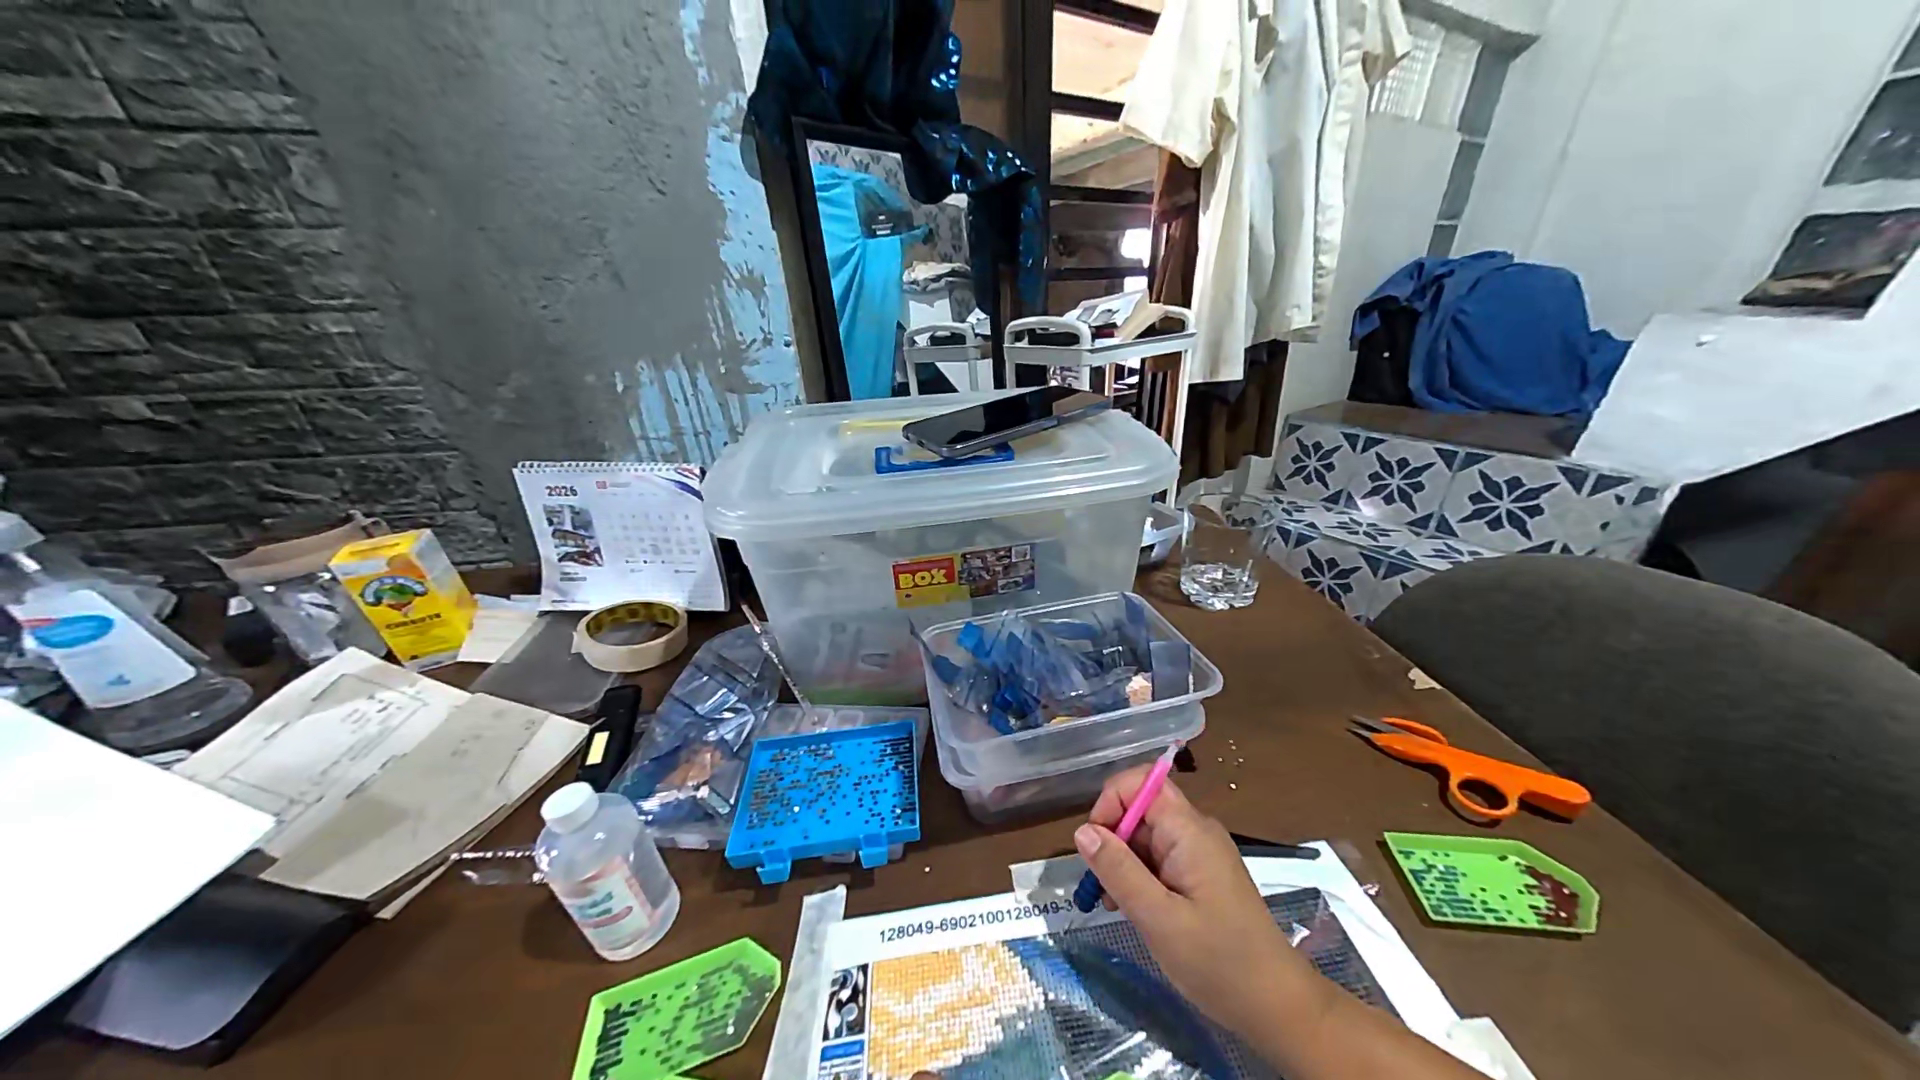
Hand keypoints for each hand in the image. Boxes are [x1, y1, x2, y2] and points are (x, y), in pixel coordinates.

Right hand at [1073, 767, 1315, 1036]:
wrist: (1278, 1006)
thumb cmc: (1219, 962)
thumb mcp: (1158, 918)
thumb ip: (1118, 870)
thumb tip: (1082, 830)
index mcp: (1189, 831)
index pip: (1142, 781)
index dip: (1111, 801)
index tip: (1095, 845)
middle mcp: (1195, 831)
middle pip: (1141, 808)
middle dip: (1112, 838)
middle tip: (1100, 886)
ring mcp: (1200, 853)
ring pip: (1146, 835)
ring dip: (1122, 861)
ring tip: (1115, 904)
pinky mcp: (1201, 874)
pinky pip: (1160, 858)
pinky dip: (1139, 876)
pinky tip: (1134, 909)